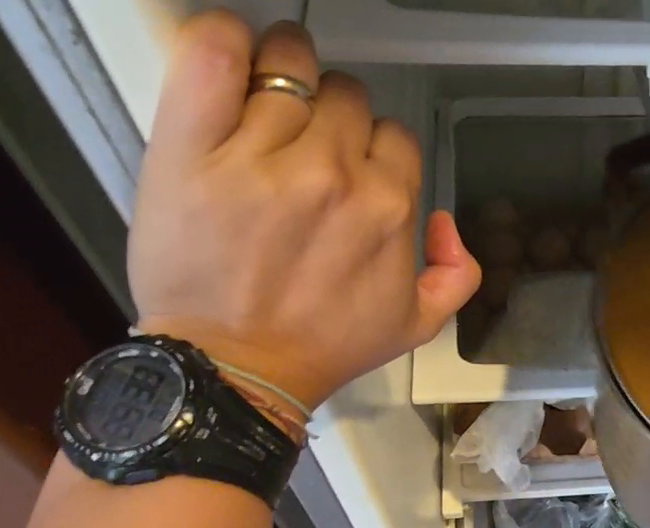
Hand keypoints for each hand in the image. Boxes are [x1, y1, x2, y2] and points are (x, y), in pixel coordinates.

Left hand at [128, 15, 479, 407]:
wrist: (237, 366)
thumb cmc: (326, 347)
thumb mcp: (415, 327)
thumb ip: (456, 276)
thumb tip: (443, 221)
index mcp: (389, 209)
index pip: (394, 137)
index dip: (373, 151)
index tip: (351, 171)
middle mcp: (334, 173)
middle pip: (346, 97)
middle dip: (332, 117)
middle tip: (305, 147)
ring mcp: (262, 153)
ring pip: (289, 63)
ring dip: (284, 74)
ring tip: (266, 103)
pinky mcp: (193, 142)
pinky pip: (213, 52)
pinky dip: (225, 40)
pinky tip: (233, 60)